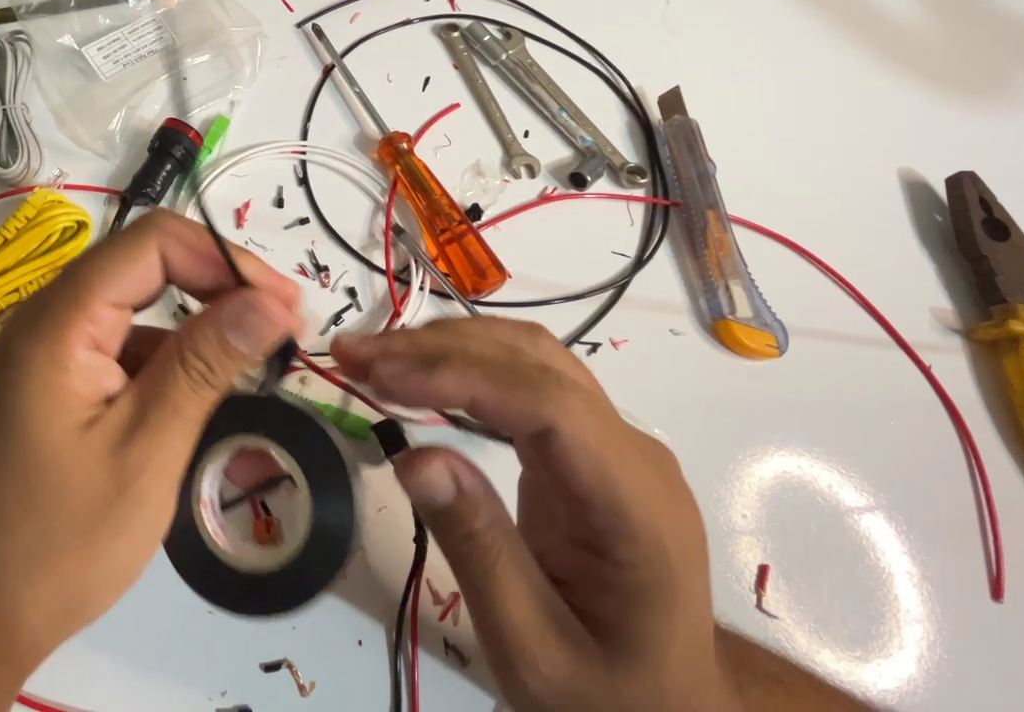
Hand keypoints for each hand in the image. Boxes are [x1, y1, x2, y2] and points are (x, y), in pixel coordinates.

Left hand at [0, 210, 300, 710]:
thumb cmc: (63, 540)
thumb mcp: (147, 448)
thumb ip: (206, 363)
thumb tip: (272, 301)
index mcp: (59, 321)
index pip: (152, 243)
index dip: (225, 259)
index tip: (284, 305)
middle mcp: (48, 318)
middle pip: (143, 264)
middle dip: (217, 284)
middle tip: (282, 325)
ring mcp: (48, 350)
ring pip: (136, 304)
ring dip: (198, 321)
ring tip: (256, 356)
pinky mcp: (56, 382)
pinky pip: (121, 343)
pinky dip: (169, 354)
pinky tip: (204, 388)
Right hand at [332, 319, 735, 711]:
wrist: (671, 705)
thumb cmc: (604, 692)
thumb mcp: (533, 650)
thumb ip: (479, 550)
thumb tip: (413, 457)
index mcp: (633, 503)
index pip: (548, 406)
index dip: (459, 378)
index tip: (378, 378)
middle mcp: (631, 451)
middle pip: (534, 364)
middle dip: (436, 350)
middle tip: (352, 356)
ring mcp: (612, 442)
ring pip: (528, 358)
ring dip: (445, 347)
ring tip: (370, 357)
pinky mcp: (585, 446)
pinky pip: (525, 383)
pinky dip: (463, 366)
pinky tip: (417, 373)